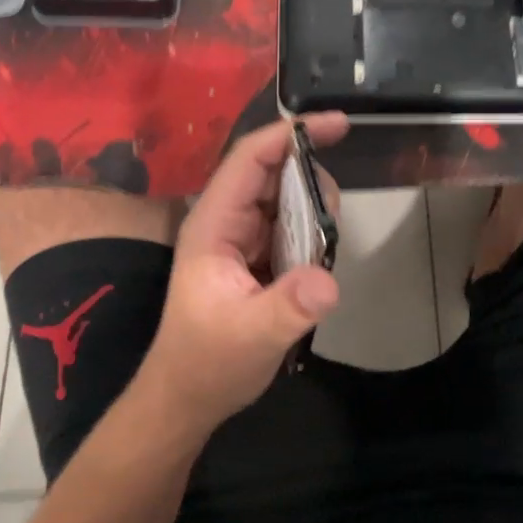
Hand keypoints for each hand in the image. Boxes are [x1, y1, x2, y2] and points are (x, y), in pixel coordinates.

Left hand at [139, 113, 349, 431]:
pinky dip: (312, 227)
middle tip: (336, 212)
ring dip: (313, 204)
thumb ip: (289, 307)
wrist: (187, 398)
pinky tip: (321, 253)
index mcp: (213, 223)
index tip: (336, 124)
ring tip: (326, 243)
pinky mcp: (256, 252)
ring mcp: (241, 234)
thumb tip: (330, 281)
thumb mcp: (252, 337)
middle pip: (271, 170)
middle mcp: (225, 219)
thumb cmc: (208, 364)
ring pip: (284, 194)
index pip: (250, 160)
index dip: (290, 135)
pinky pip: (289, 221)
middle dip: (310, 174)